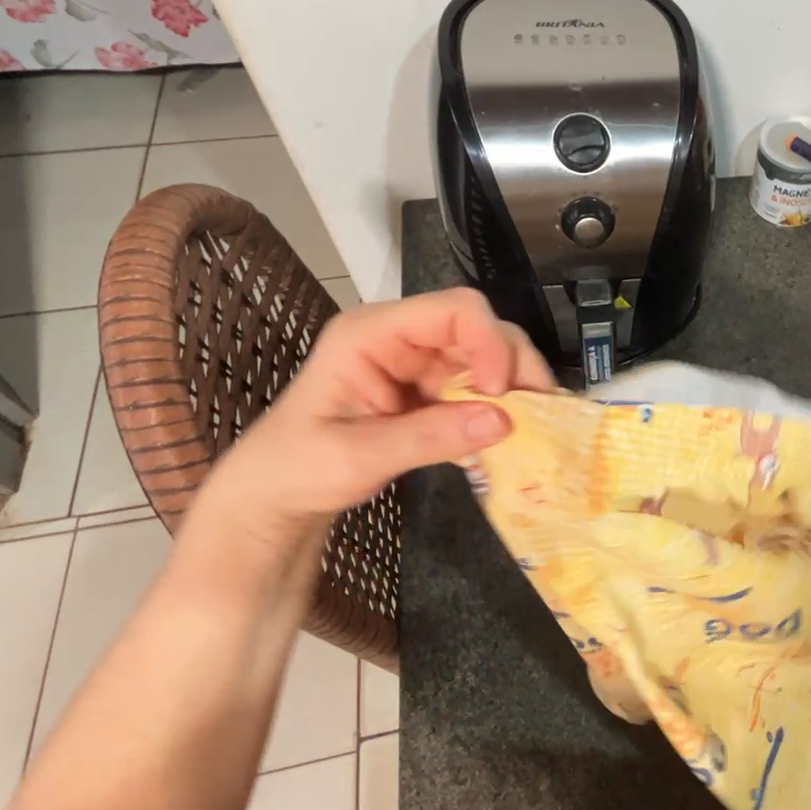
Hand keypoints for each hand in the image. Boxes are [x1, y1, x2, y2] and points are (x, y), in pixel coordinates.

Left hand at [196, 288, 554, 542]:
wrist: (275, 498)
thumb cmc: (297, 470)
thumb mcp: (356, 458)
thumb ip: (428, 437)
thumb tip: (504, 421)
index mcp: (372, 333)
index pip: (453, 310)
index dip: (489, 342)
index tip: (502, 393)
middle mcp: (402, 338)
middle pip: (480, 328)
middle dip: (513, 366)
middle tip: (535, 415)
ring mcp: (419, 364)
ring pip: (489, 357)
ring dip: (514, 390)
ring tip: (531, 429)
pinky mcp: (432, 391)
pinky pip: (481, 389)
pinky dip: (501, 411)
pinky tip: (510, 438)